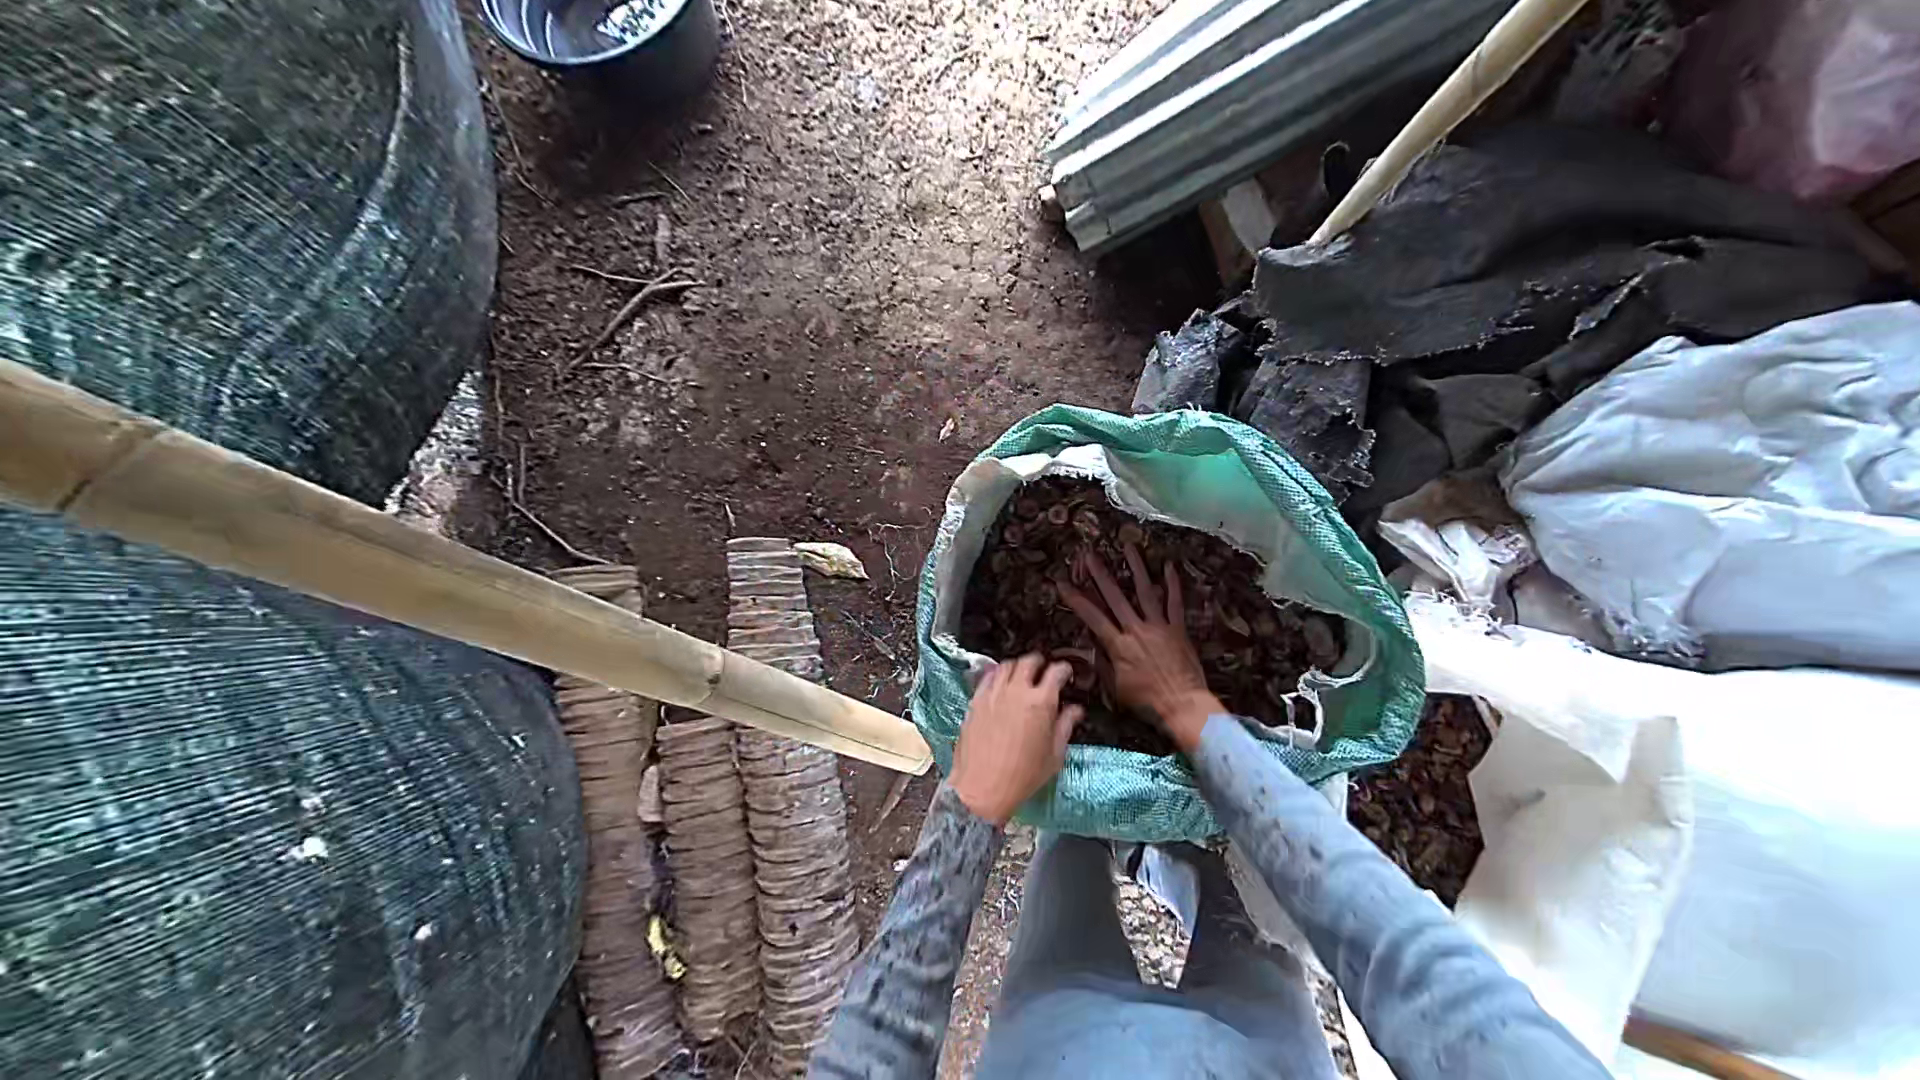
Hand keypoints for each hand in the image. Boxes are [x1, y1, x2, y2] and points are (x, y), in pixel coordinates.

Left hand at [949, 654, 1081, 824]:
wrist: (982, 787)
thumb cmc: (1023, 776)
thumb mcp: (1054, 755)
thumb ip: (1065, 726)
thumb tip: (1074, 710)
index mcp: (1041, 702)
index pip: (1056, 672)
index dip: (1064, 669)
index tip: (1065, 673)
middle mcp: (1016, 691)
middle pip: (1029, 661)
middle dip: (1039, 662)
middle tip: (1044, 669)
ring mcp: (993, 693)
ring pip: (1007, 665)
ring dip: (1018, 666)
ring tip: (1022, 674)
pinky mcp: (976, 700)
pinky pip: (987, 677)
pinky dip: (997, 675)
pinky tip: (1000, 682)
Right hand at [1059, 544, 1222, 753]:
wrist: (1182, 705)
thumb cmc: (1146, 701)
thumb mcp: (1115, 687)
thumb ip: (1102, 663)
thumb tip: (1090, 647)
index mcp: (1118, 645)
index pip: (1091, 616)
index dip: (1075, 598)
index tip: (1062, 583)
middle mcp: (1136, 629)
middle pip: (1115, 596)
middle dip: (1099, 574)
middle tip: (1089, 554)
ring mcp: (1159, 626)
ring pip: (1144, 591)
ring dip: (1135, 567)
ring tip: (1128, 546)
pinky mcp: (1178, 629)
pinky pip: (1174, 602)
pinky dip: (1171, 584)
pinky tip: (1168, 566)